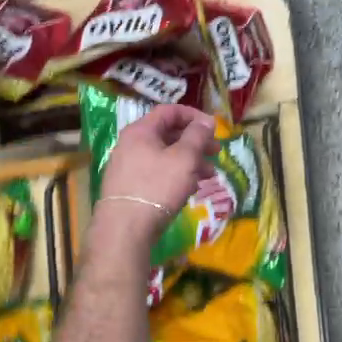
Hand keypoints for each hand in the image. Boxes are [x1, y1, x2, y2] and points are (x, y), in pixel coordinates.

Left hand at [93, 104, 216, 249]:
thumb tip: (206, 121)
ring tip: (209, 174)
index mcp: (141, 131)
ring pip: (165, 155)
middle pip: (169, 134)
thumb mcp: (185, 157)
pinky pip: (157, 172)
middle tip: (216, 152)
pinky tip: (191, 188)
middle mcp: (130, 145)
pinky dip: (177, 174)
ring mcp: (128, 167)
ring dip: (190, 161)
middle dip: (196, 142)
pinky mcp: (129, 187)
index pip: (170, 111)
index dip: (195, 116)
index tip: (214, 128)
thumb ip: (198, 135)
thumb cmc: (158, 186)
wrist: (125, 230)